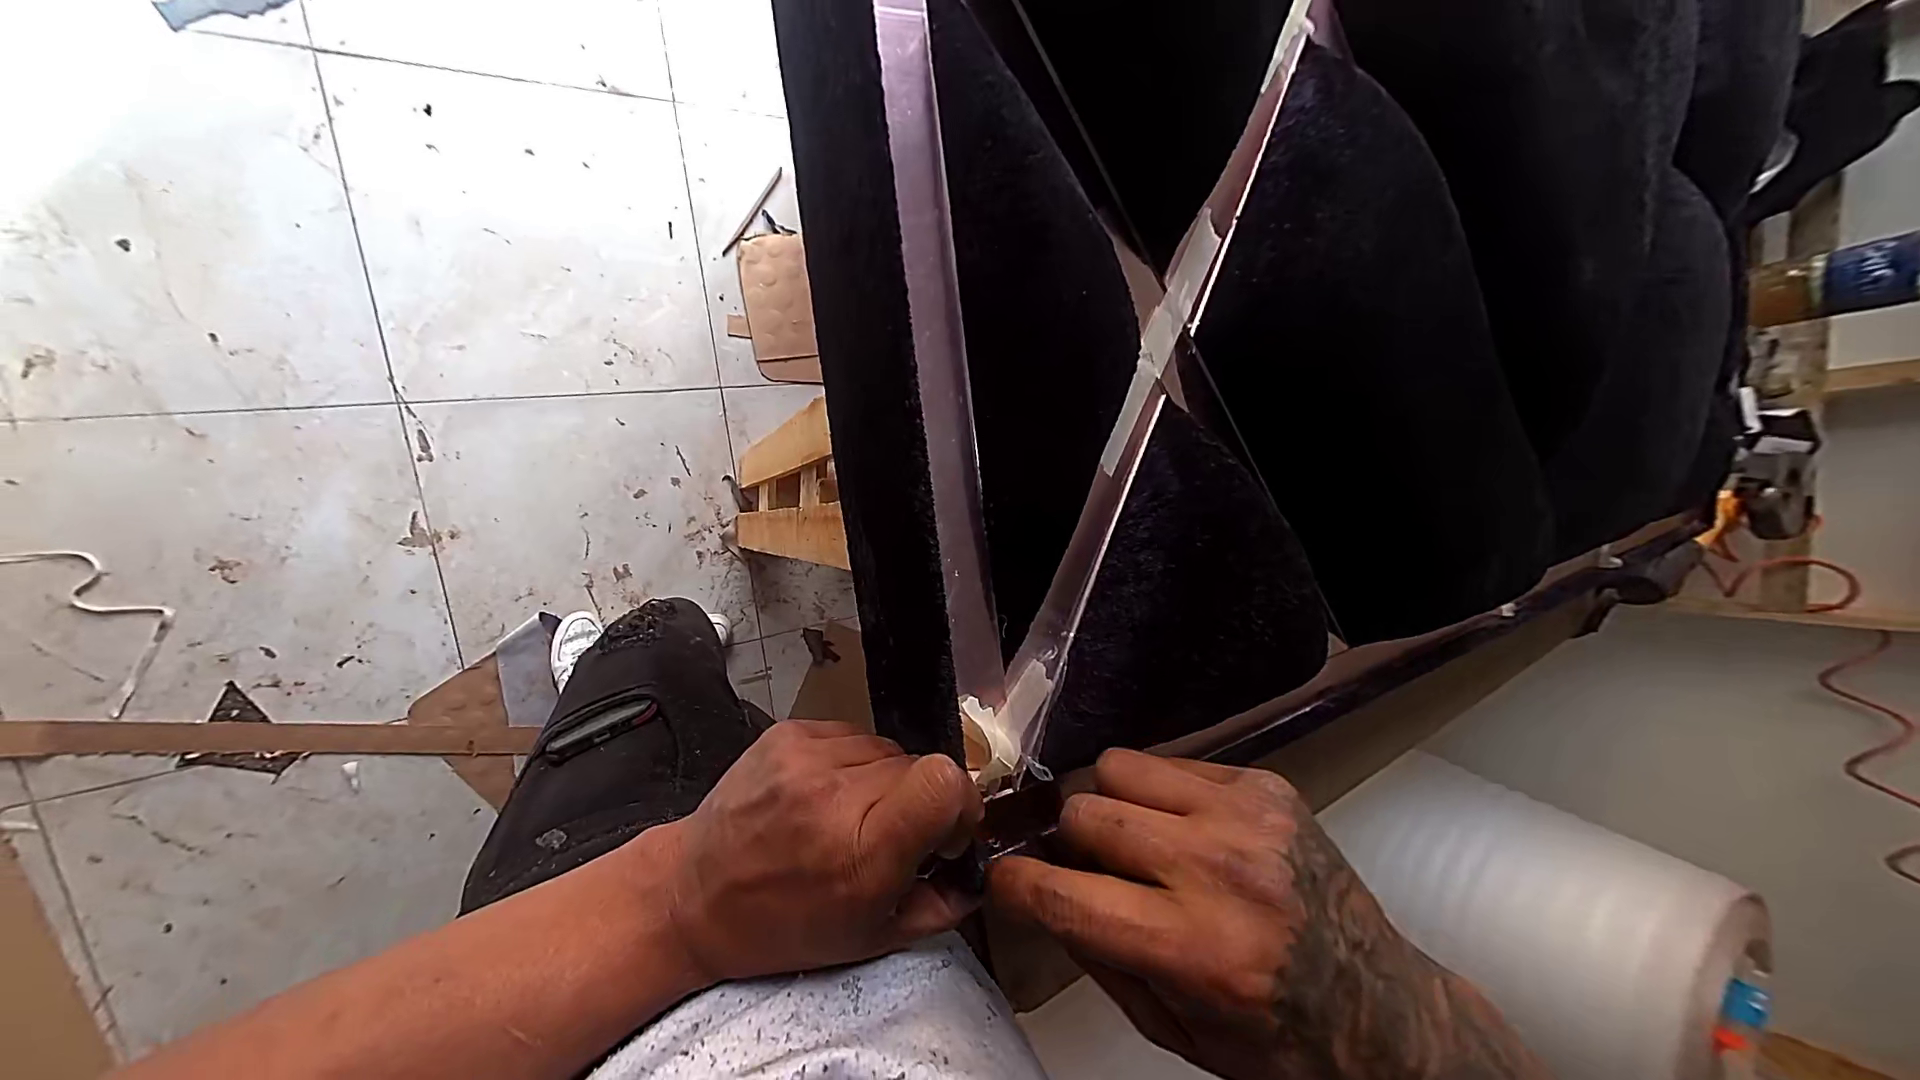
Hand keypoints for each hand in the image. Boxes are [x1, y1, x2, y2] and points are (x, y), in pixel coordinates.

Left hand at [653, 719, 983, 984]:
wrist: (695, 893)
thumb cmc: (782, 924)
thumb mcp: (870, 938)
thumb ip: (939, 905)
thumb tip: (977, 873)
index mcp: (861, 850)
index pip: (944, 781)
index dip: (960, 802)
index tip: (944, 827)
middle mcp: (834, 793)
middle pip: (919, 764)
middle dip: (916, 799)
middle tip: (885, 830)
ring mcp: (806, 756)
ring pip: (887, 747)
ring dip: (882, 778)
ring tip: (847, 812)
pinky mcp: (789, 733)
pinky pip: (852, 734)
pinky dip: (851, 761)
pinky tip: (824, 792)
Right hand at [989, 749, 1548, 1079]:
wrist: (1384, 1011)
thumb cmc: (1271, 1040)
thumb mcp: (1171, 1029)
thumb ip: (1096, 953)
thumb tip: (1041, 887)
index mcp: (1194, 950)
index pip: (1064, 896)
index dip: (1015, 882)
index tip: (999, 875)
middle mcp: (1218, 869)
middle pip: (1085, 812)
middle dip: (1068, 841)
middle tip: (1085, 863)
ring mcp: (1245, 814)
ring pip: (1117, 766)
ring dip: (1110, 803)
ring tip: (1135, 835)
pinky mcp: (1264, 783)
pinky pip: (1169, 759)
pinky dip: (1157, 791)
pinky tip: (1184, 825)